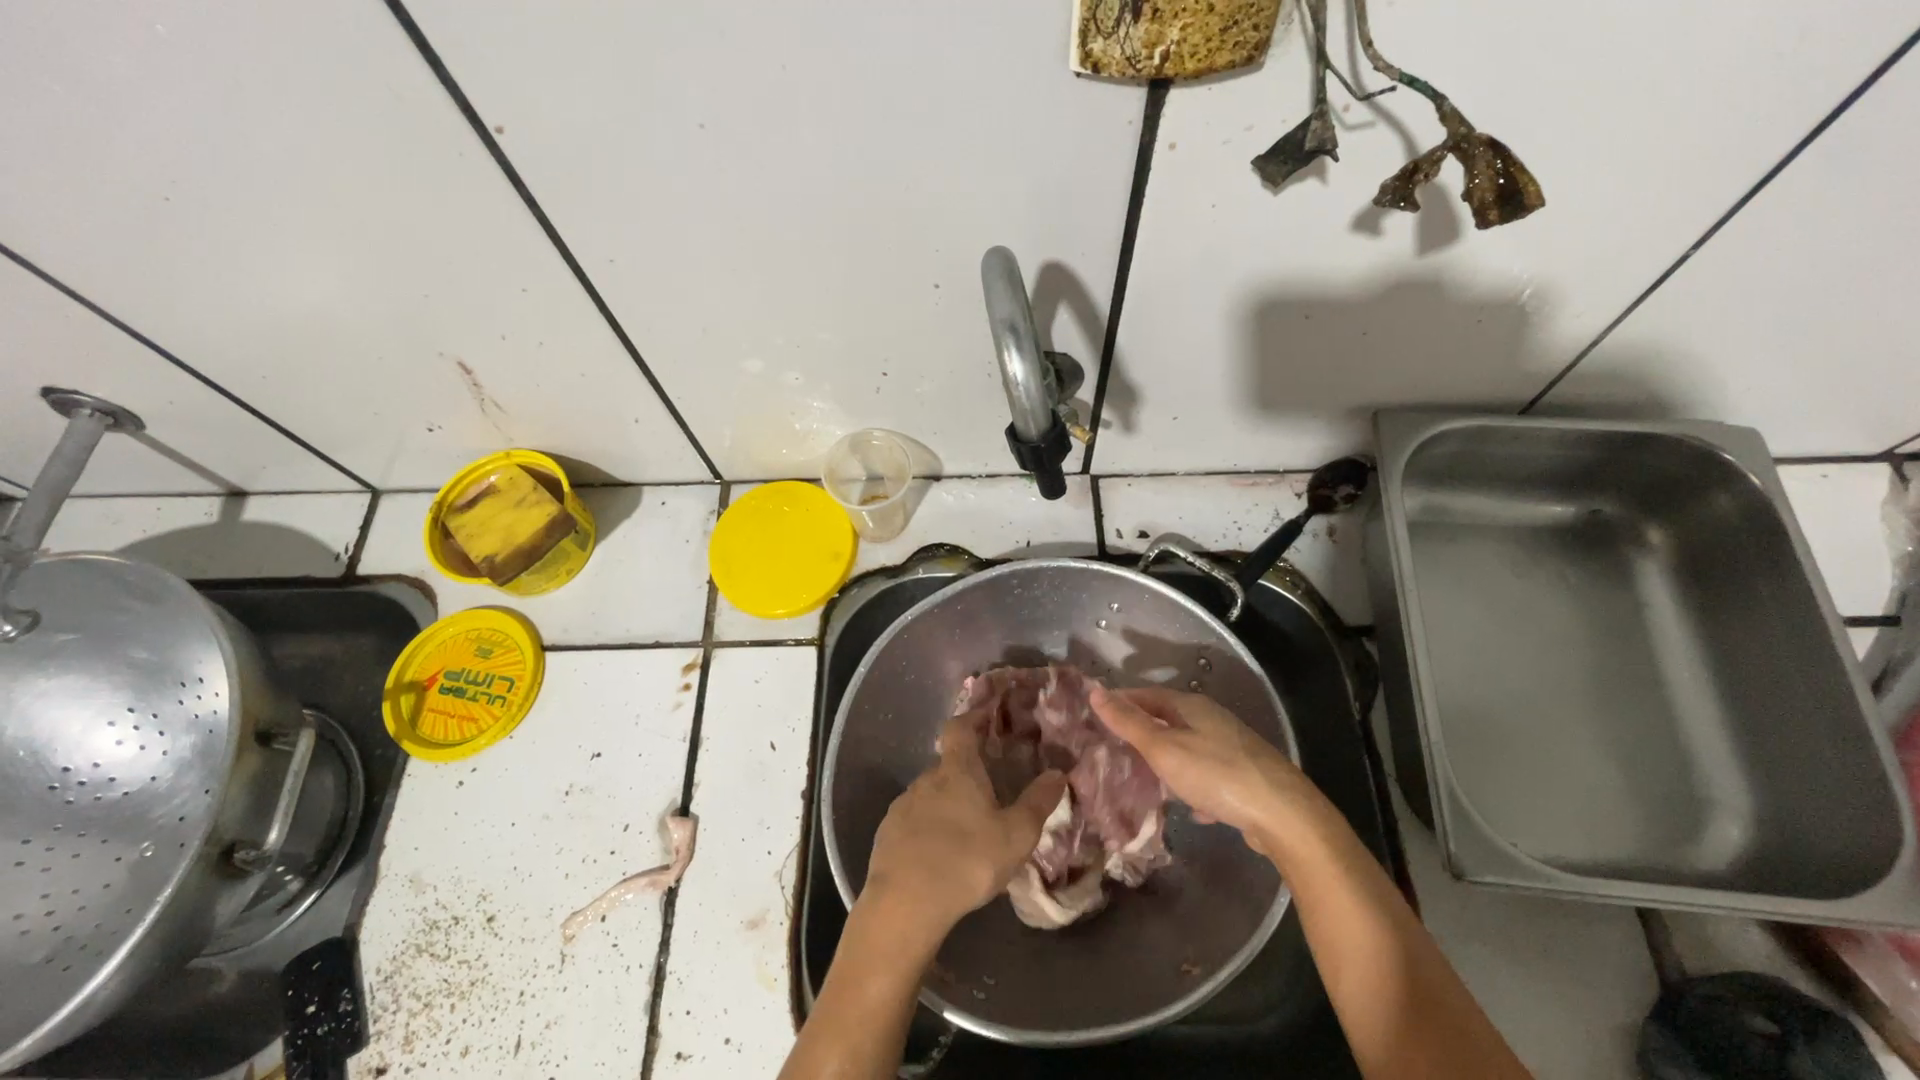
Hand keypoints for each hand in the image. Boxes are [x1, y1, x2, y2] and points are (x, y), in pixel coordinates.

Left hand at [861, 711, 1067, 934]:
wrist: (905, 901)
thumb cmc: (968, 861)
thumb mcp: (1016, 836)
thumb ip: (1038, 803)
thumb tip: (1058, 773)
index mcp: (958, 771)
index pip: (960, 727)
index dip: (973, 718)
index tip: (987, 717)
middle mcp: (926, 780)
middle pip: (947, 764)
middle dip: (967, 773)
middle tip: (990, 791)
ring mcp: (902, 806)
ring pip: (930, 794)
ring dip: (948, 803)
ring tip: (968, 829)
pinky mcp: (887, 833)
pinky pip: (913, 820)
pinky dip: (929, 827)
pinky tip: (941, 852)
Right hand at [1089, 685, 1316, 858]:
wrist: (1282, 813)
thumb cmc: (1216, 774)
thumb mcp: (1163, 748)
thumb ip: (1129, 723)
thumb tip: (1095, 691)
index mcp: (1192, 707)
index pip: (1145, 695)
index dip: (1119, 703)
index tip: (1093, 717)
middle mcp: (1212, 720)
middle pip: (1167, 720)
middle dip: (1141, 734)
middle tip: (1111, 750)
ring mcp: (1231, 748)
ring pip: (1188, 749)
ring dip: (1166, 762)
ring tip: (1143, 780)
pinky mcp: (1243, 777)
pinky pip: (1208, 776)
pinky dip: (1193, 787)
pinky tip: (1190, 809)